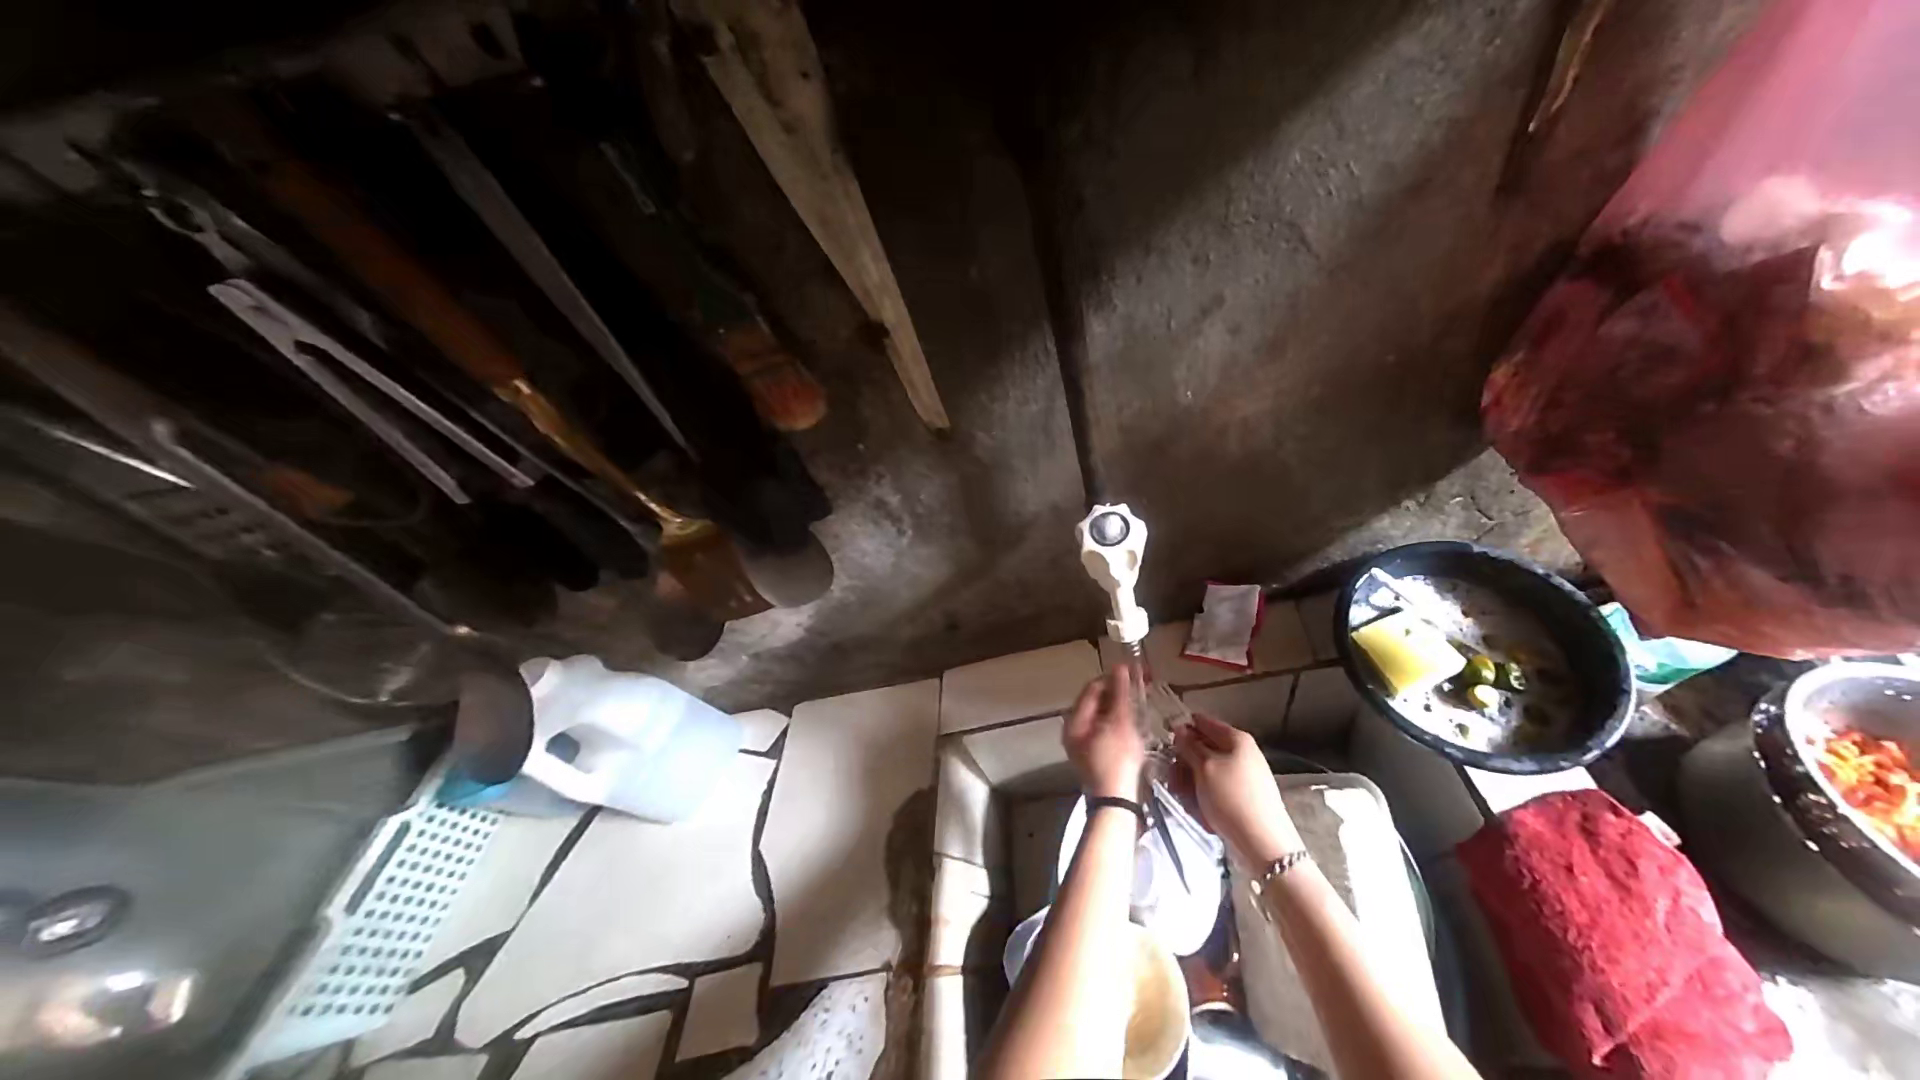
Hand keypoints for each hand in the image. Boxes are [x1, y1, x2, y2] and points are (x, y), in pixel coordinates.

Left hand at [1062, 664, 1146, 799]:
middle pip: (1096, 701)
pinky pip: (1106, 729)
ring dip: (1121, 706)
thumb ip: (1119, 694)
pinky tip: (1135, 722)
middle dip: (1118, 692)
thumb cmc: (1116, 759)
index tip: (1135, 672)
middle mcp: (1074, 729)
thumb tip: (1120, 667)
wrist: (1117, 801)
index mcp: (1075, 720)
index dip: (1113, 677)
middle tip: (1141, 685)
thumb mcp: (1120, 722)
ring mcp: (1083, 743)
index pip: (1092, 688)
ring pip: (1103, 715)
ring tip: (1141, 700)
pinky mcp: (1095, 754)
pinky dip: (1120, 721)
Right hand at [1174, 712, 1303, 865]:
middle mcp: (1241, 754)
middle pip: (1202, 749)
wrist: (1262, 843)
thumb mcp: (1204, 768)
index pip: (1202, 722)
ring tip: (1187, 801)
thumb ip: (1189, 746)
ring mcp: (1242, 776)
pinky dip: (1203, 798)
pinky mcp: (1240, 797)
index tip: (1166, 744)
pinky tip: (1200, 811)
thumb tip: (1180, 729)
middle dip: (1184, 764)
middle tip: (1174, 780)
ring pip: (1205, 771)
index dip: (1182, 730)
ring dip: (1190, 784)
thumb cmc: (1232, 798)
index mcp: (1236, 739)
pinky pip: (1214, 789)